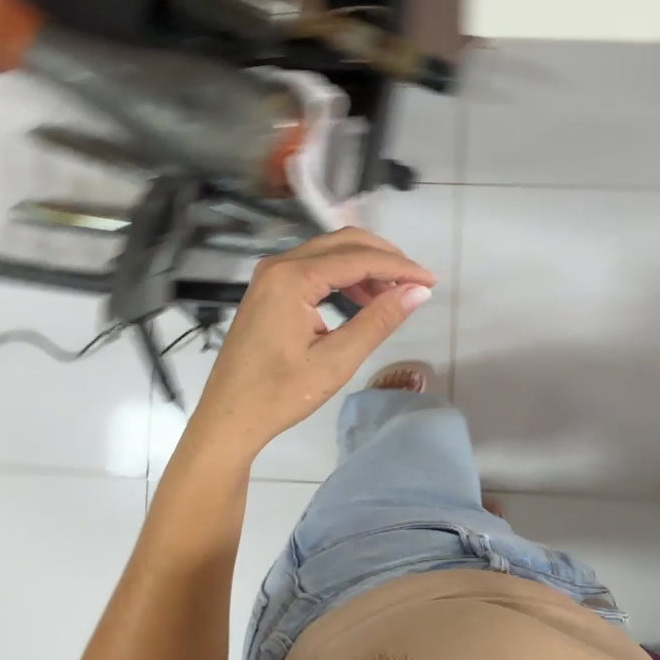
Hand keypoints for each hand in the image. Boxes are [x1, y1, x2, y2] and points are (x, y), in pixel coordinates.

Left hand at [186, 228, 435, 459]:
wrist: (228, 417)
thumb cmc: (279, 394)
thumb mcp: (336, 361)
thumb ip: (378, 321)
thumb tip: (417, 292)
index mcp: (292, 278)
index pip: (358, 258)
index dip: (399, 267)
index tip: (431, 281)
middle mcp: (278, 265)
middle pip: (343, 243)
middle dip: (384, 258)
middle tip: (416, 283)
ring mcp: (269, 275)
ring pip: (328, 252)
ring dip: (364, 266)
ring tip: (394, 294)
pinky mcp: (268, 289)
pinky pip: (313, 268)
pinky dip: (343, 277)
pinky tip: (362, 299)